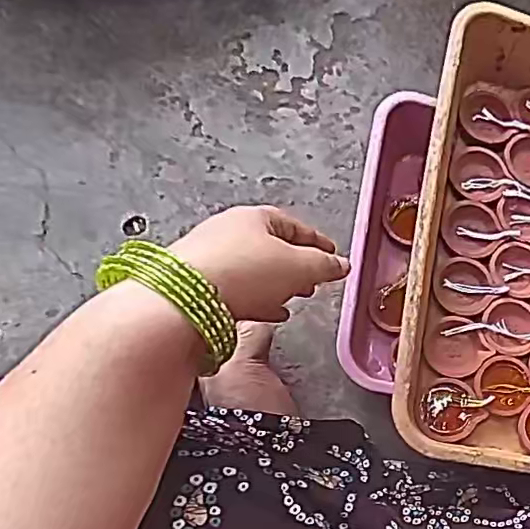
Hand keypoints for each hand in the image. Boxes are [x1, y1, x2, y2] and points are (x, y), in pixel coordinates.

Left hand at [169, 205, 349, 321]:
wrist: (187, 299)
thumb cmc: (241, 272)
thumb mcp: (299, 266)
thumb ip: (325, 265)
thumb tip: (342, 265)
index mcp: (254, 217)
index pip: (296, 227)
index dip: (319, 243)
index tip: (332, 255)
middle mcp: (228, 231)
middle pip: (273, 247)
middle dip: (297, 266)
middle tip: (314, 280)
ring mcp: (211, 257)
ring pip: (255, 270)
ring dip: (277, 284)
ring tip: (293, 298)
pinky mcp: (200, 284)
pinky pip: (237, 289)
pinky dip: (258, 298)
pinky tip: (268, 311)